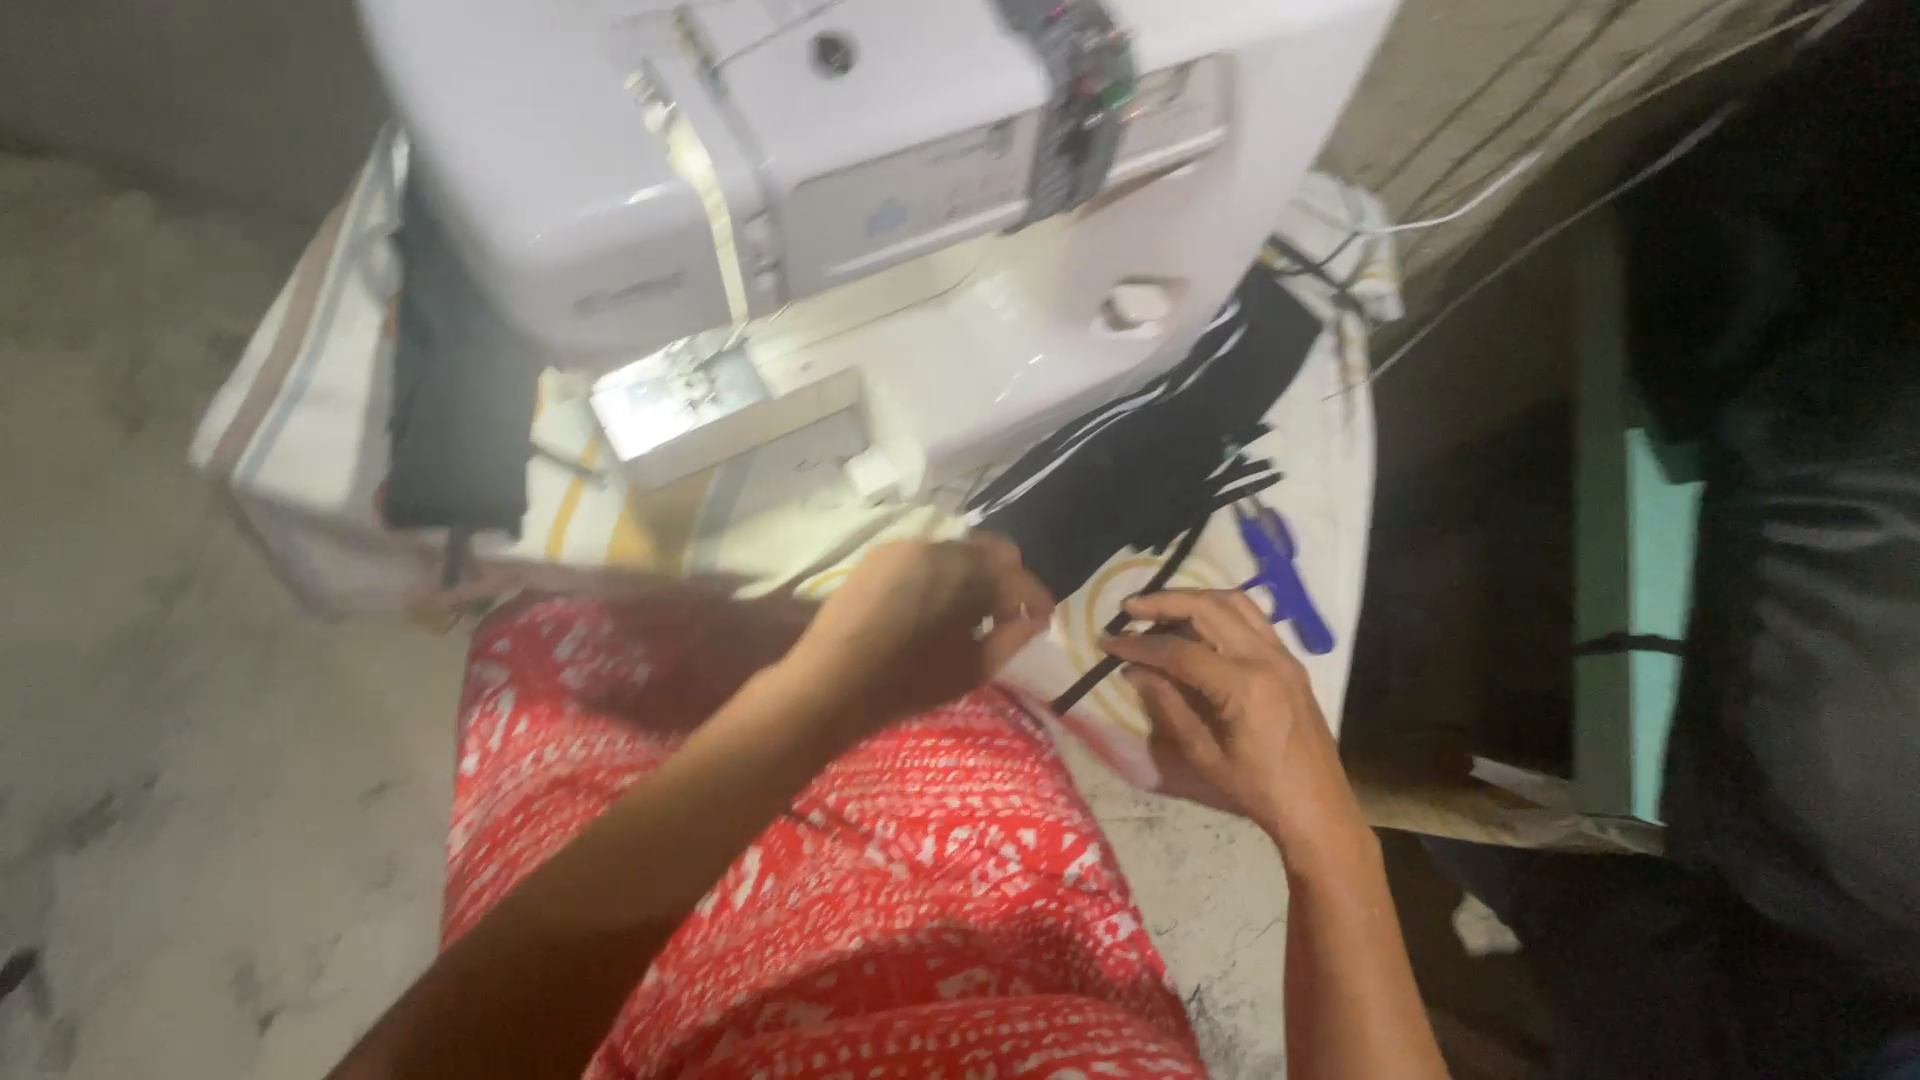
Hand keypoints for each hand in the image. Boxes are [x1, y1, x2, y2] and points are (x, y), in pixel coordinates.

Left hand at [785, 534, 1053, 733]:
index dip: (1036, 599)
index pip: (1019, 577)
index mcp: (968, 575)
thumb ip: (1013, 638)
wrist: (831, 682)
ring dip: (971, 575)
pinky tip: (933, 604)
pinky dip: (939, 574)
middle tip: (1005, 614)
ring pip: (956, 551)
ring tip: (967, 612)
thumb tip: (1034, 619)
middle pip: (991, 552)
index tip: (1041, 619)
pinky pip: (924, 556)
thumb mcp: (972, 669)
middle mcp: (939, 547)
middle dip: (1005, 581)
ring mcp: (906, 546)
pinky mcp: (880, 554)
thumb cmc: (907, 684)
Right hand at [1100, 590, 1362, 846]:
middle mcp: (1266, 658)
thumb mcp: (1203, 755)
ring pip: (1234, 602)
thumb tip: (1132, 671)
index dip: (1139, 644)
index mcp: (1243, 686)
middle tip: (1129, 608)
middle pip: (1207, 609)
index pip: (1179, 650)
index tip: (1108, 642)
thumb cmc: (1257, 790)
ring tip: (1160, 606)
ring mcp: (1283, 655)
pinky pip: (1252, 617)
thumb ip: (1167, 705)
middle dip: (1163, 602)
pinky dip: (1219, 608)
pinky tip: (1197, 620)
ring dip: (1193, 598)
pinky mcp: (1290, 660)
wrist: (1318, 808)